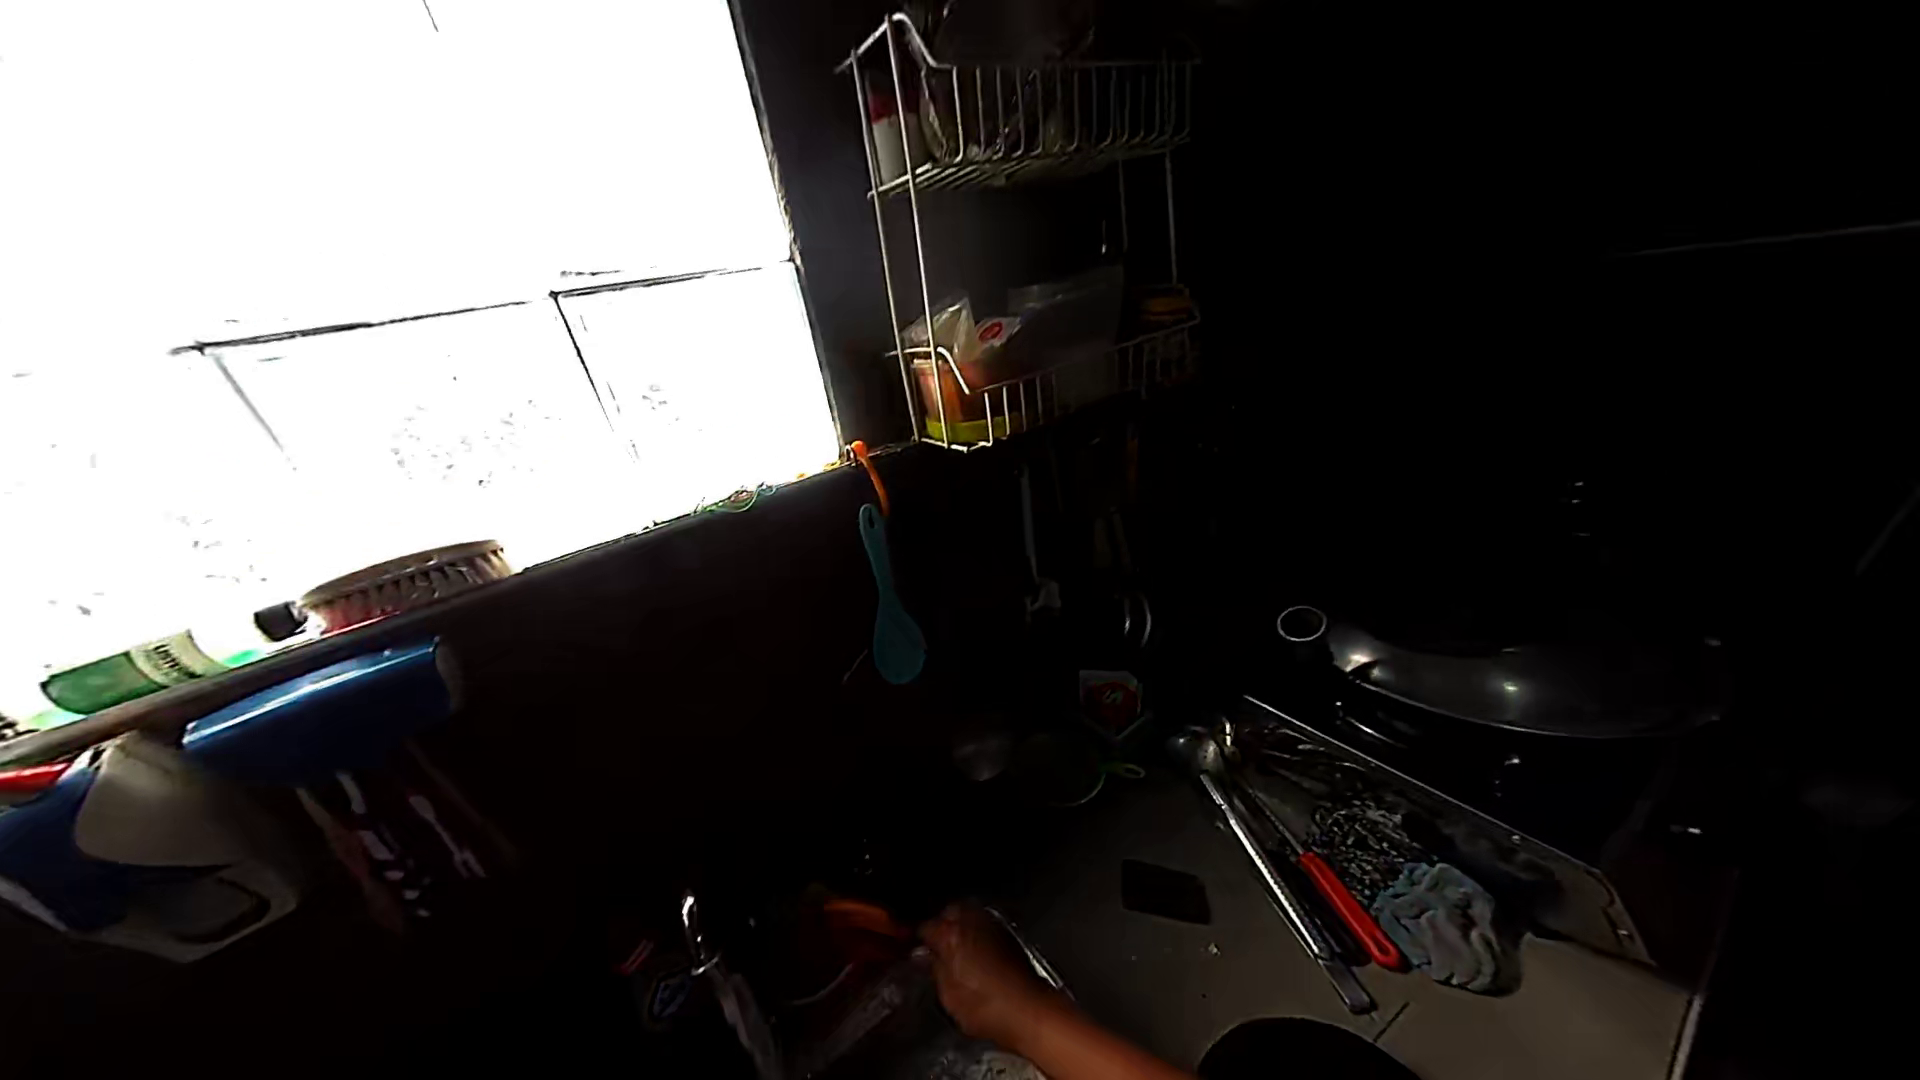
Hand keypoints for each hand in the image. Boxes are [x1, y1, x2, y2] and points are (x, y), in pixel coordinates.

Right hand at [918, 903, 1063, 1048]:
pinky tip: (975, 951)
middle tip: (937, 946)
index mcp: (951, 934)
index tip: (916, 948)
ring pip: (968, 913)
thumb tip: (927, 958)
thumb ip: (935, 970)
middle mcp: (971, 920)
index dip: (918, 938)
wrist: (1028, 1009)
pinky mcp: (1007, 931)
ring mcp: (991, 923)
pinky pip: (984, 923)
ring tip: (956, 948)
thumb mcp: (949, 996)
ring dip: (960, 925)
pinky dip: (976, 931)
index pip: (927, 927)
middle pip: (949, 912)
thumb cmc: (987, 1007)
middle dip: (942, 925)